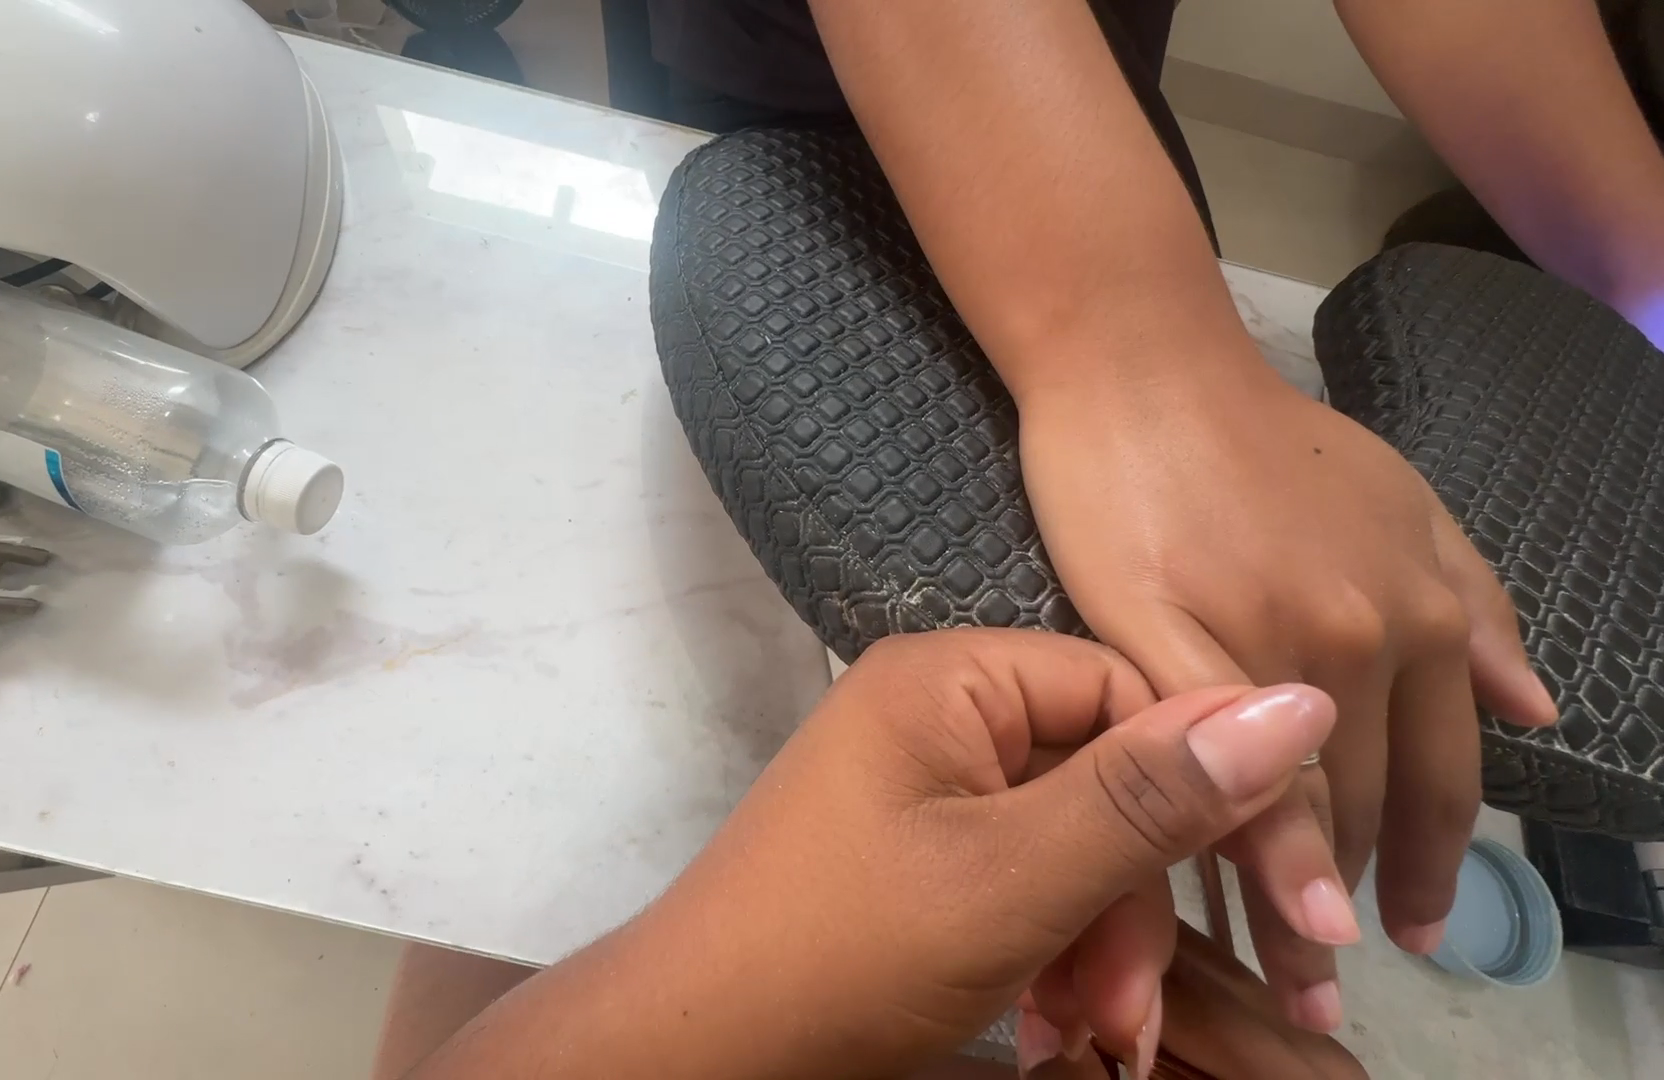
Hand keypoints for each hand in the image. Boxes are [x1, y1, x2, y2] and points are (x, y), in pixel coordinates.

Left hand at [629, 629, 1334, 1076]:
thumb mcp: (1011, 877)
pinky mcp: (920, 832)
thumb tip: (1298, 699)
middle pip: (1099, 772)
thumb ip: (1150, 794)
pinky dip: (1049, 939)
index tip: (1291, 907)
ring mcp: (924, 770)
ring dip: (1097, 938)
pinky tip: (1049, 1013)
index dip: (1211, 788)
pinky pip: (1020, 864)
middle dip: (1134, 899)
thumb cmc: (848, 947)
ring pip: (1067, 834)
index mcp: (947, 676)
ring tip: (1083, 1026)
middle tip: (1133, 1013)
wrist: (710, 1032)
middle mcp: (936, 705)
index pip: (1124, 688)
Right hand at [1016, 358, 1557, 1029]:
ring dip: (1289, 896)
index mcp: (1413, 608)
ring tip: (1288, 977)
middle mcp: (1355, 636)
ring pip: (1285, 795)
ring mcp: (1253, 634)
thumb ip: (1471, 597)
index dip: (1432, 866)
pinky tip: (1206, 887)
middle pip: (1360, 803)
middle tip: (1334, 991)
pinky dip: (1211, 826)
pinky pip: (1194, 750)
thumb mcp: (1390, 497)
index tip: (1418, 937)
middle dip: (1355, 904)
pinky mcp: (1151, 627)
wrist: (1138, 376)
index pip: (1434, 776)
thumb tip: (1534, 709)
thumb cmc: (1244, 434)